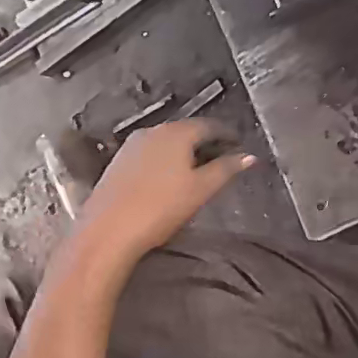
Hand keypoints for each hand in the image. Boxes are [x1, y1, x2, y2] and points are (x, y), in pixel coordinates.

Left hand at [75, 119, 255, 262]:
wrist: (108, 231)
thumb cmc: (159, 208)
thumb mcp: (201, 189)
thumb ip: (226, 169)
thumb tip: (249, 156)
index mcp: (175, 133)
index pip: (209, 125)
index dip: (226, 134)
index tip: (238, 144)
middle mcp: (152, 132)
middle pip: (186, 131)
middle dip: (205, 142)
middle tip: (223, 157)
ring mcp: (131, 146)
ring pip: (166, 142)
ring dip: (184, 151)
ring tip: (199, 169)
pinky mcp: (118, 163)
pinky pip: (150, 154)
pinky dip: (166, 160)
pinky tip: (169, 179)